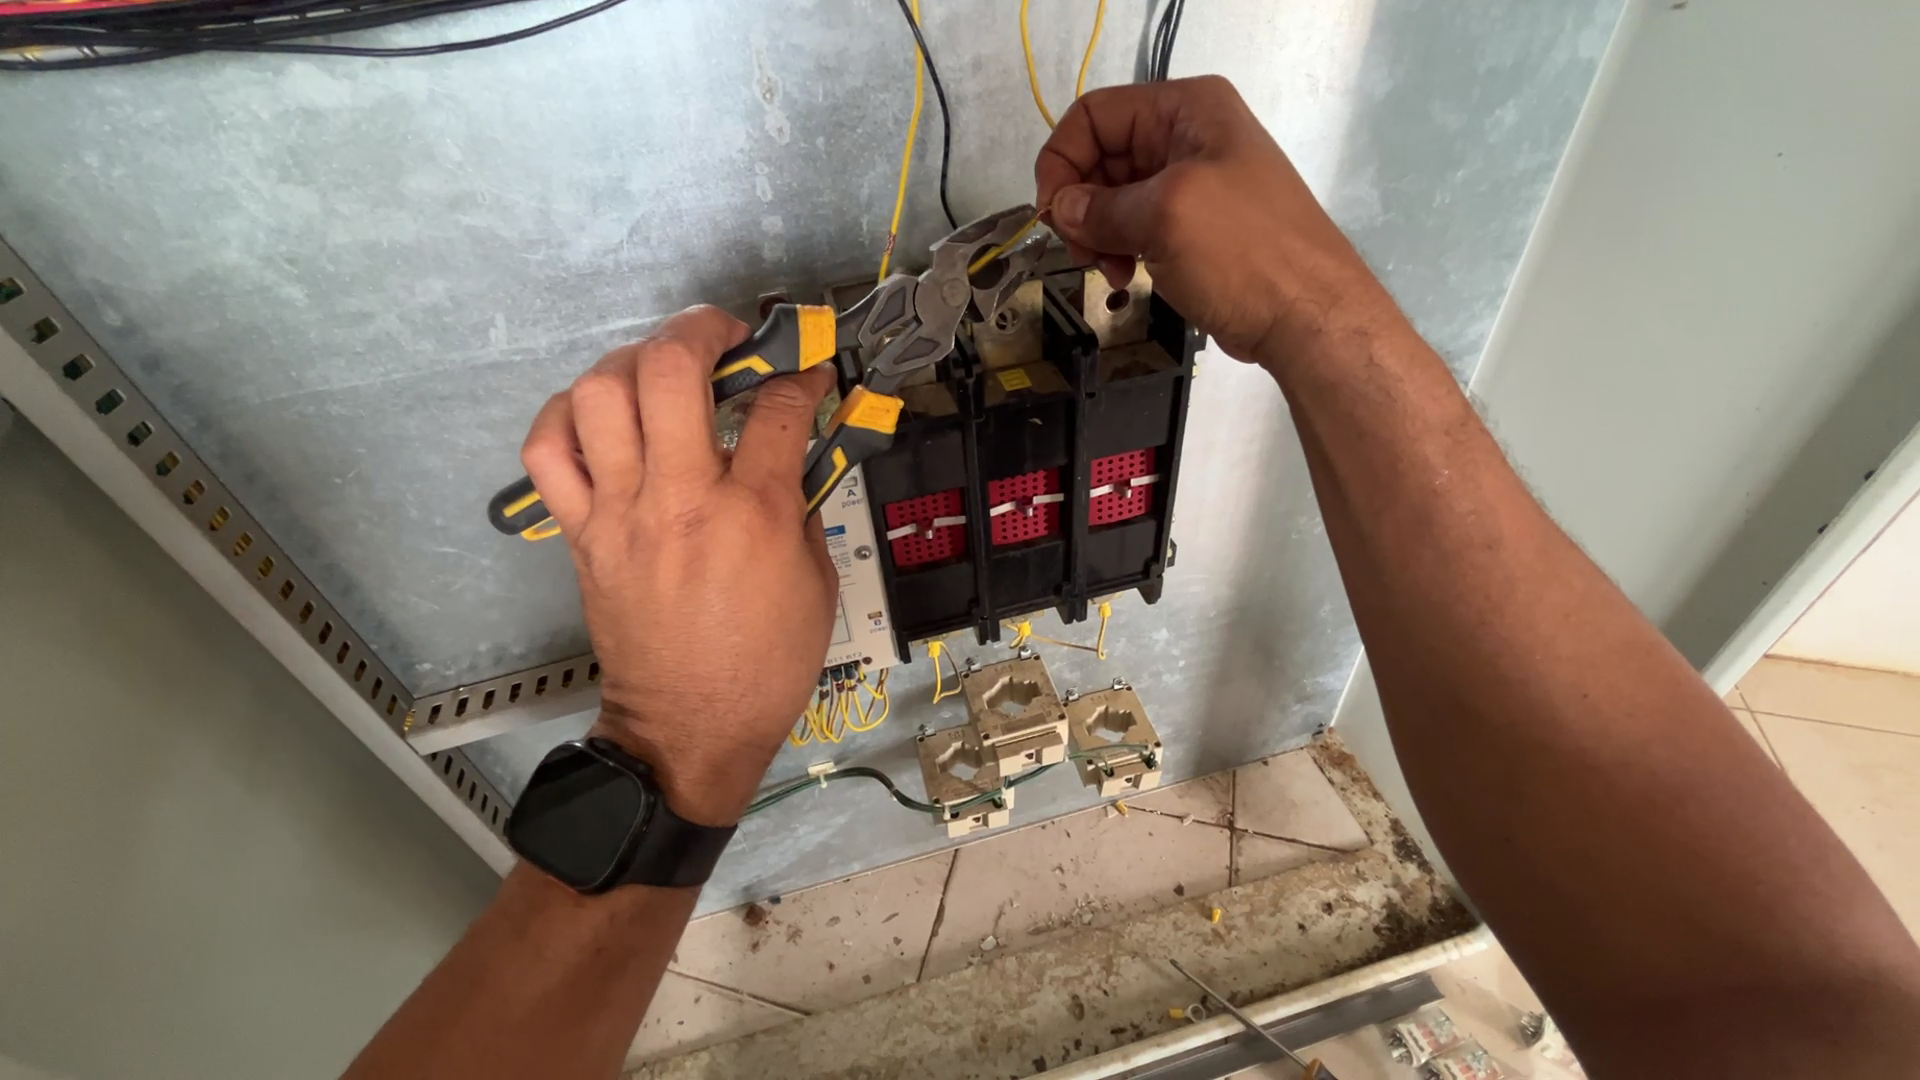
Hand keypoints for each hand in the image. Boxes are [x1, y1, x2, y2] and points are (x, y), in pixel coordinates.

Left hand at [521, 307, 839, 825]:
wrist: (689, 729)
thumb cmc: (769, 663)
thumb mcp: (818, 583)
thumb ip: (800, 508)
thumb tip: (786, 458)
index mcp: (756, 514)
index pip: (780, 410)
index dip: (800, 377)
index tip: (806, 373)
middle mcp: (682, 498)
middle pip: (672, 371)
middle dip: (704, 329)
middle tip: (726, 334)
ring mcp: (620, 513)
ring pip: (599, 395)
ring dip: (634, 361)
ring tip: (660, 370)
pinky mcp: (581, 534)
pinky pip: (548, 452)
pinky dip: (567, 416)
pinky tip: (599, 415)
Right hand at [1035, 76, 1399, 371]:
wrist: (1304, 316)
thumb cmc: (1243, 254)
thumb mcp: (1164, 217)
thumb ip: (1100, 208)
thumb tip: (1059, 208)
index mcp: (1185, 110)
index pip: (1094, 116)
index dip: (1062, 160)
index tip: (1049, 215)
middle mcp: (1185, 137)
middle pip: (1100, 158)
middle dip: (1081, 206)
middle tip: (1081, 253)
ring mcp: (1189, 184)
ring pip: (1112, 198)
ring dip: (1097, 235)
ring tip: (1110, 271)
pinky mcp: (1189, 228)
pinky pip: (1134, 228)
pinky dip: (1118, 251)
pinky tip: (1126, 278)